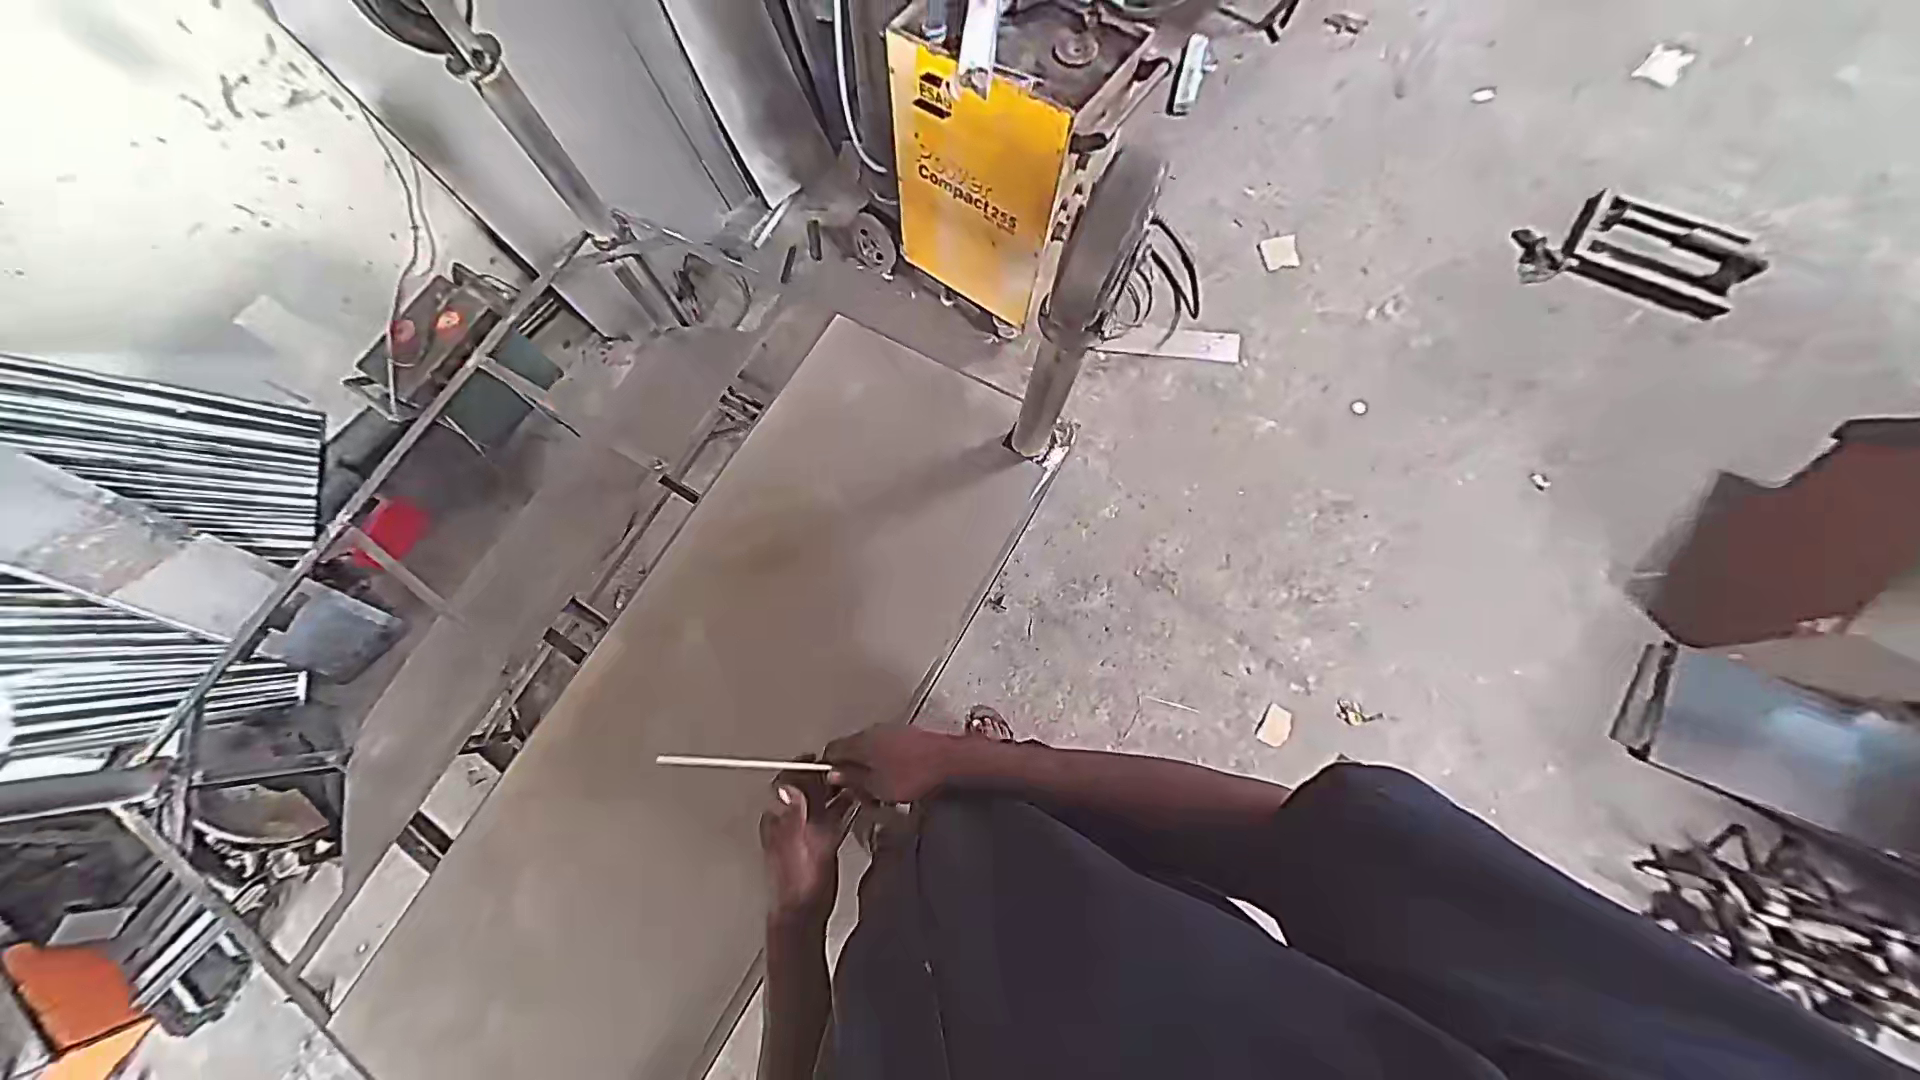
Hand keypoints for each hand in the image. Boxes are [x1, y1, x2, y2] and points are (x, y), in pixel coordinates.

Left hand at [759, 772, 852, 928]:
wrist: (803, 916)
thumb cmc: (794, 885)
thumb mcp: (794, 846)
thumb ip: (792, 815)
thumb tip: (786, 787)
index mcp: (781, 818)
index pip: (789, 781)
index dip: (804, 767)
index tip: (822, 759)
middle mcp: (793, 821)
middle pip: (808, 787)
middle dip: (825, 775)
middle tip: (845, 765)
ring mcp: (808, 830)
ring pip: (823, 799)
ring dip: (838, 787)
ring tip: (855, 777)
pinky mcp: (823, 841)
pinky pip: (836, 813)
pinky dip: (846, 803)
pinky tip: (858, 800)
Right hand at [824, 725, 967, 802]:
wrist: (948, 760)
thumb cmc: (915, 772)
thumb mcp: (875, 786)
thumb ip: (851, 780)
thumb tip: (835, 775)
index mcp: (861, 742)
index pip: (832, 750)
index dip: (828, 769)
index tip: (832, 784)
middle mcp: (874, 731)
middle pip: (851, 750)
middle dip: (852, 772)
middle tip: (859, 793)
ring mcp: (892, 731)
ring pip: (870, 750)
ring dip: (870, 770)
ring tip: (881, 792)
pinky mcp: (907, 736)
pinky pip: (887, 749)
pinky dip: (886, 765)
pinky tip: (896, 781)